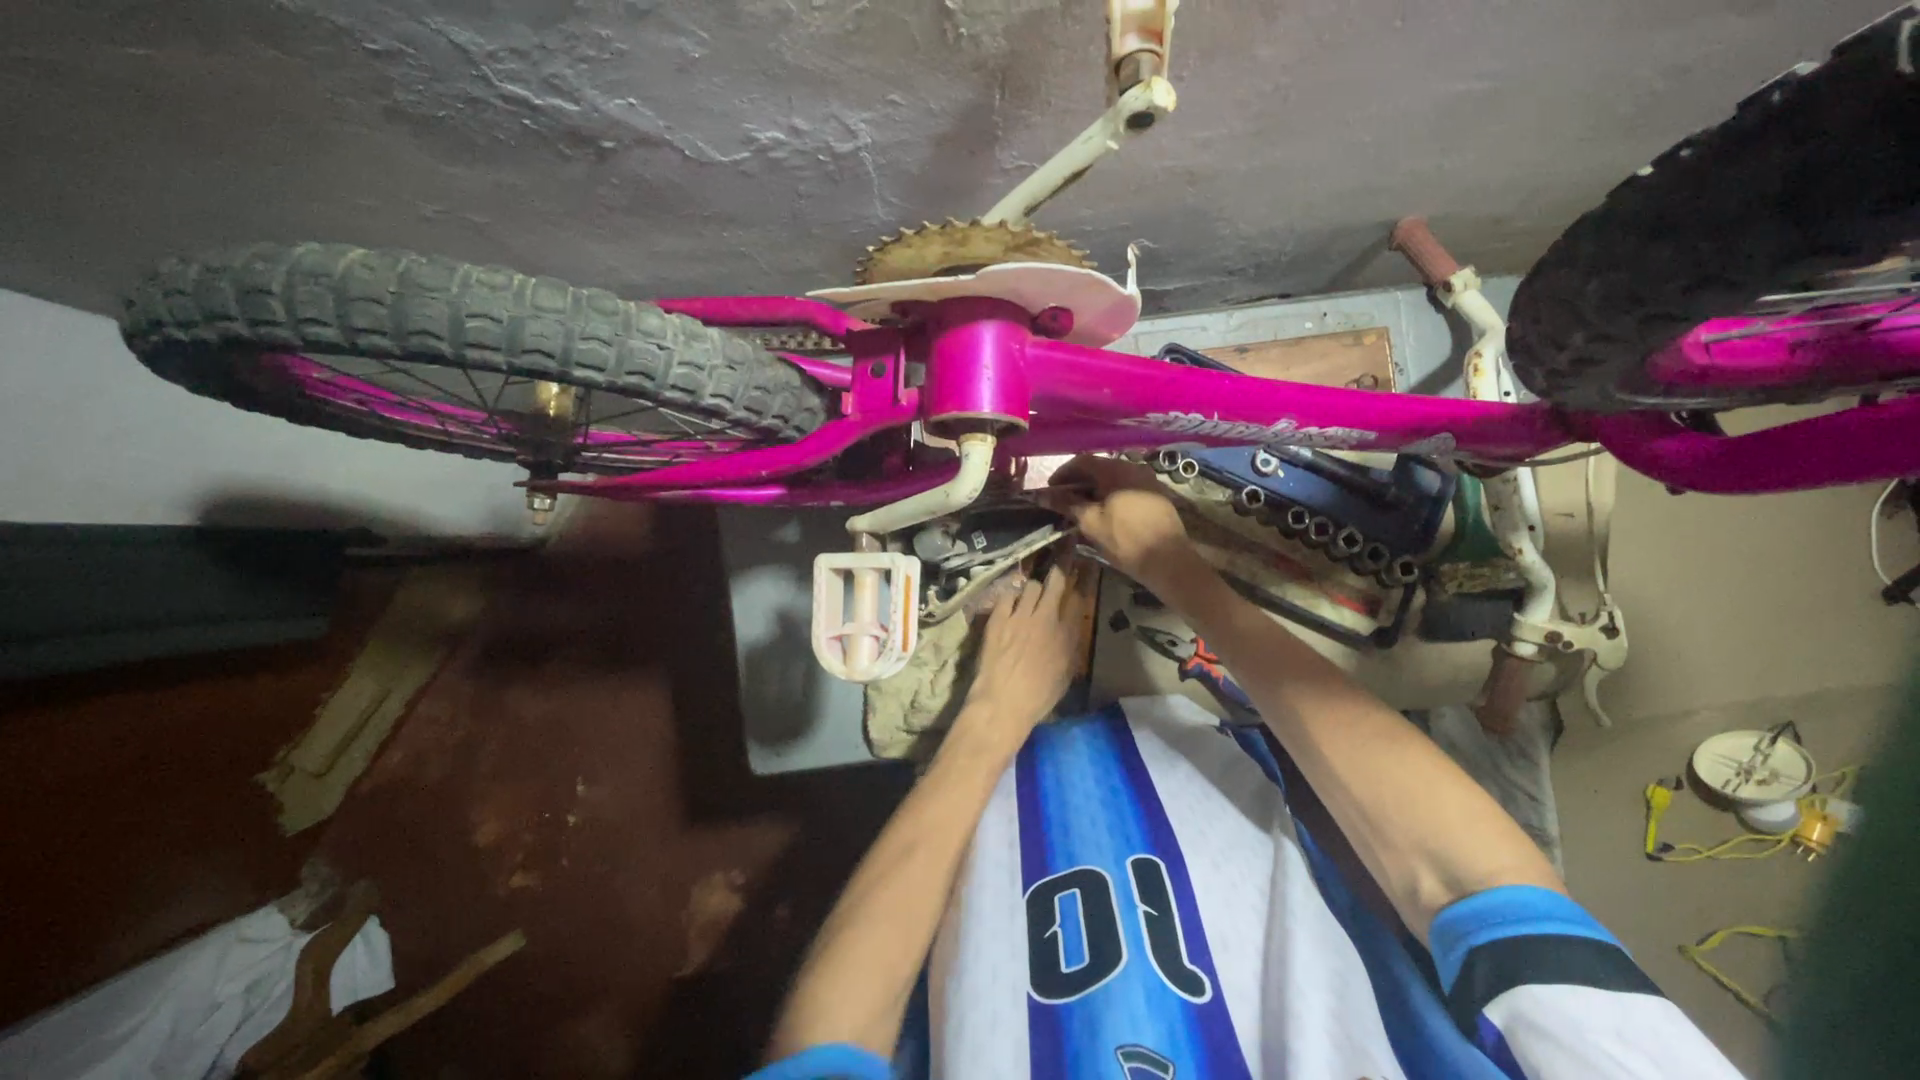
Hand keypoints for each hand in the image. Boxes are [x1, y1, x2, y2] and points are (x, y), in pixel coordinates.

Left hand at [960, 557, 1097, 745]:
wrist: (1003, 702)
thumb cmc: (1038, 698)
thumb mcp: (1065, 676)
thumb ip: (1070, 649)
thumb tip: (1069, 634)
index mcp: (1067, 636)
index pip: (1077, 602)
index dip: (1076, 592)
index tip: (1074, 590)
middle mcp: (1046, 619)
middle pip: (1056, 583)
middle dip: (1057, 576)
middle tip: (1055, 575)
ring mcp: (1020, 616)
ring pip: (1031, 586)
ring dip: (1033, 590)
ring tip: (1028, 598)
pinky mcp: (998, 618)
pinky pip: (1007, 595)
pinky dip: (1011, 598)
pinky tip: (1009, 605)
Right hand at [1050, 456, 1203, 592]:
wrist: (1169, 560)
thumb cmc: (1125, 540)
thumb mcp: (1090, 523)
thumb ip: (1066, 504)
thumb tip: (1043, 495)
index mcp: (1115, 470)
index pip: (1082, 461)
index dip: (1063, 473)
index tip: (1051, 490)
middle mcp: (1133, 467)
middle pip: (1099, 467)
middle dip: (1079, 481)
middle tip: (1065, 499)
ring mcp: (1148, 479)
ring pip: (1114, 477)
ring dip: (1096, 488)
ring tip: (1084, 507)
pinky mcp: (1157, 493)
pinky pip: (1128, 486)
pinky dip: (1112, 493)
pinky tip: (1107, 510)